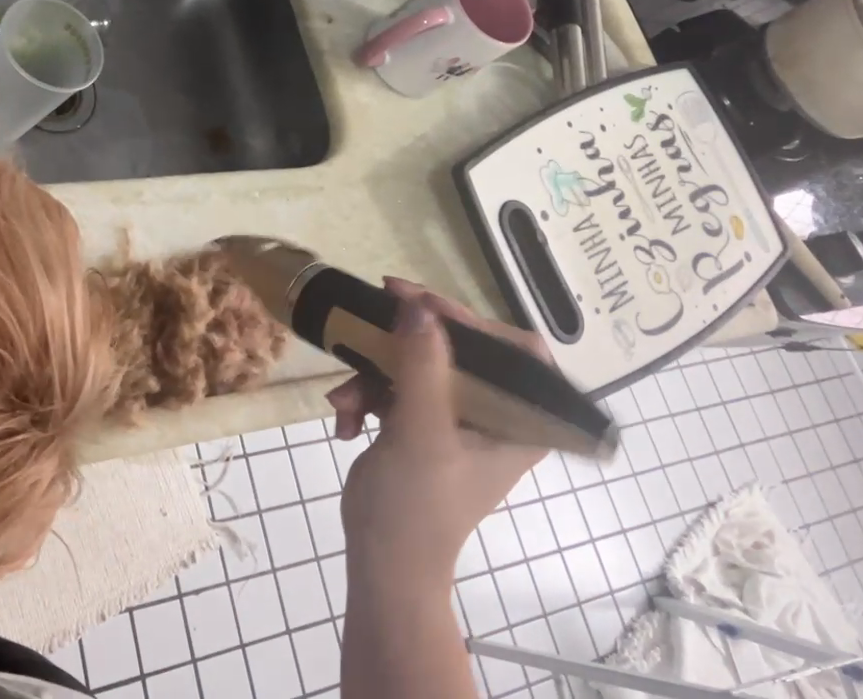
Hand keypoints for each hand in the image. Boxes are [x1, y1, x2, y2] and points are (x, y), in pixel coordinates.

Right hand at [330, 278, 549, 589]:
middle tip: (373, 311)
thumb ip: (422, 367)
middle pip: (455, 351)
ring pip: (413, 367)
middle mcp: (492, 414)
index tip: (422, 302)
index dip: (472, 321)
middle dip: (405, 345)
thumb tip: (417, 305)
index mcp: (518, 420)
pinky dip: (363, 398)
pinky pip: (390, 389)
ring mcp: (450, 420)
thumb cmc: (418, 505)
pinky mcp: (415, 425)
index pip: (514, 351)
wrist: (382, 560)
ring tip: (344, 403)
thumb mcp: (421, 432)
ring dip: (371, 377)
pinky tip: (344, 422)